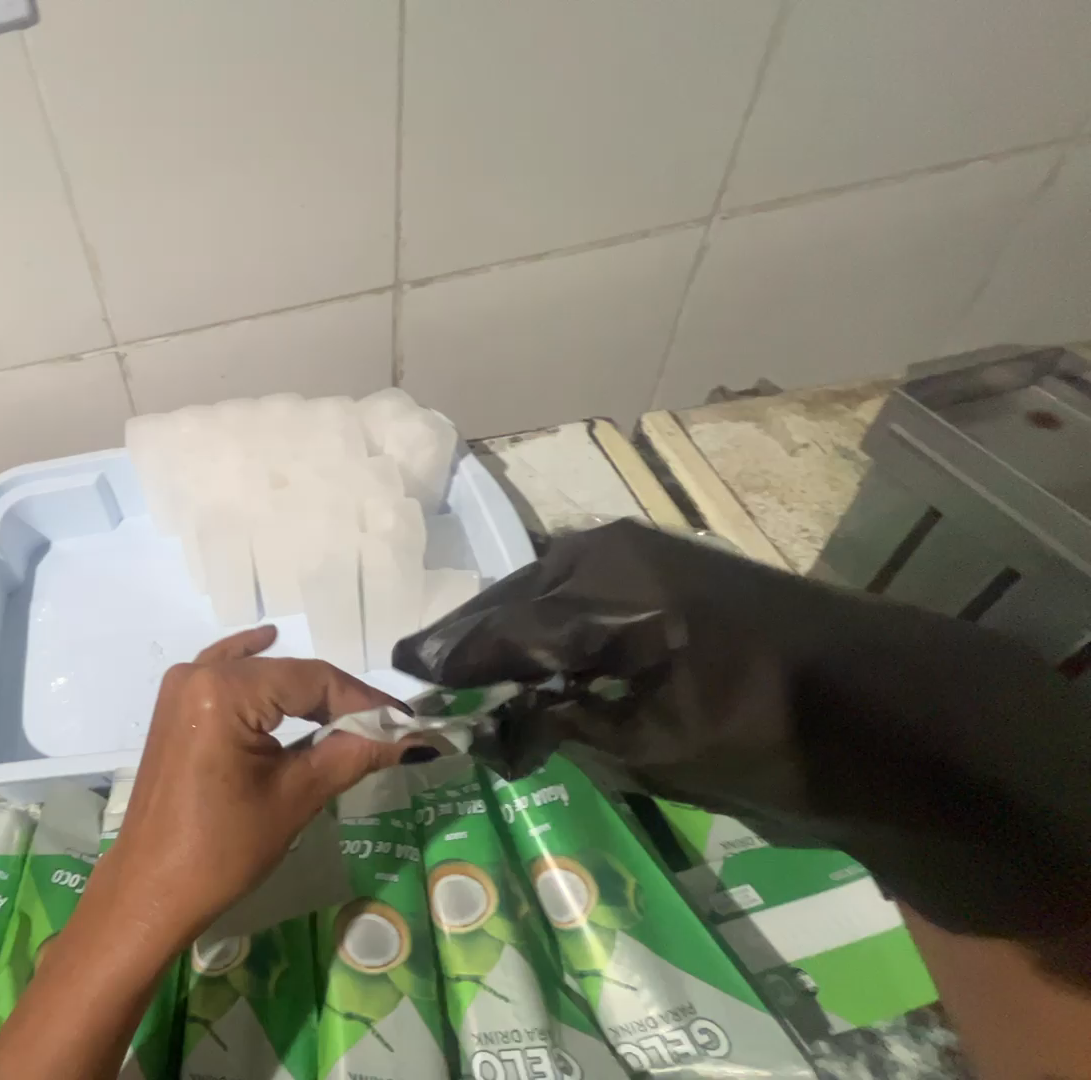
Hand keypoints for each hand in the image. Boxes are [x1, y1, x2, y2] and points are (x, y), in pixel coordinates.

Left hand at [95, 625, 429, 951]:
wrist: (152, 885)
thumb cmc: (222, 848)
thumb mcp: (293, 798)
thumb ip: (351, 754)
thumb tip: (412, 738)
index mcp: (224, 690)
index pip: (312, 680)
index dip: (364, 702)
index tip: (408, 726)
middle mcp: (199, 674)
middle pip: (285, 674)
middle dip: (336, 701)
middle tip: (386, 730)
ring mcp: (181, 687)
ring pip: (257, 673)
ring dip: (301, 692)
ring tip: (348, 714)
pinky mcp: (175, 706)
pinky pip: (222, 673)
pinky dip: (251, 665)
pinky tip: (269, 641)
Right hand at [392, 519, 1090, 949]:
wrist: (895, 711)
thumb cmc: (764, 725)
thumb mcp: (650, 738)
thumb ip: (555, 721)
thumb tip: (484, 732)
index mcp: (598, 581)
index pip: (498, 628)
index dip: (450, 659)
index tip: (402, 676)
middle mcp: (603, 551)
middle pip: (507, 601)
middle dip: (464, 640)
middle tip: (420, 670)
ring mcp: (630, 553)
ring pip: (534, 592)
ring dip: (498, 630)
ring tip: (461, 665)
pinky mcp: (651, 568)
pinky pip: (569, 591)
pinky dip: (538, 623)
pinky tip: (522, 650)